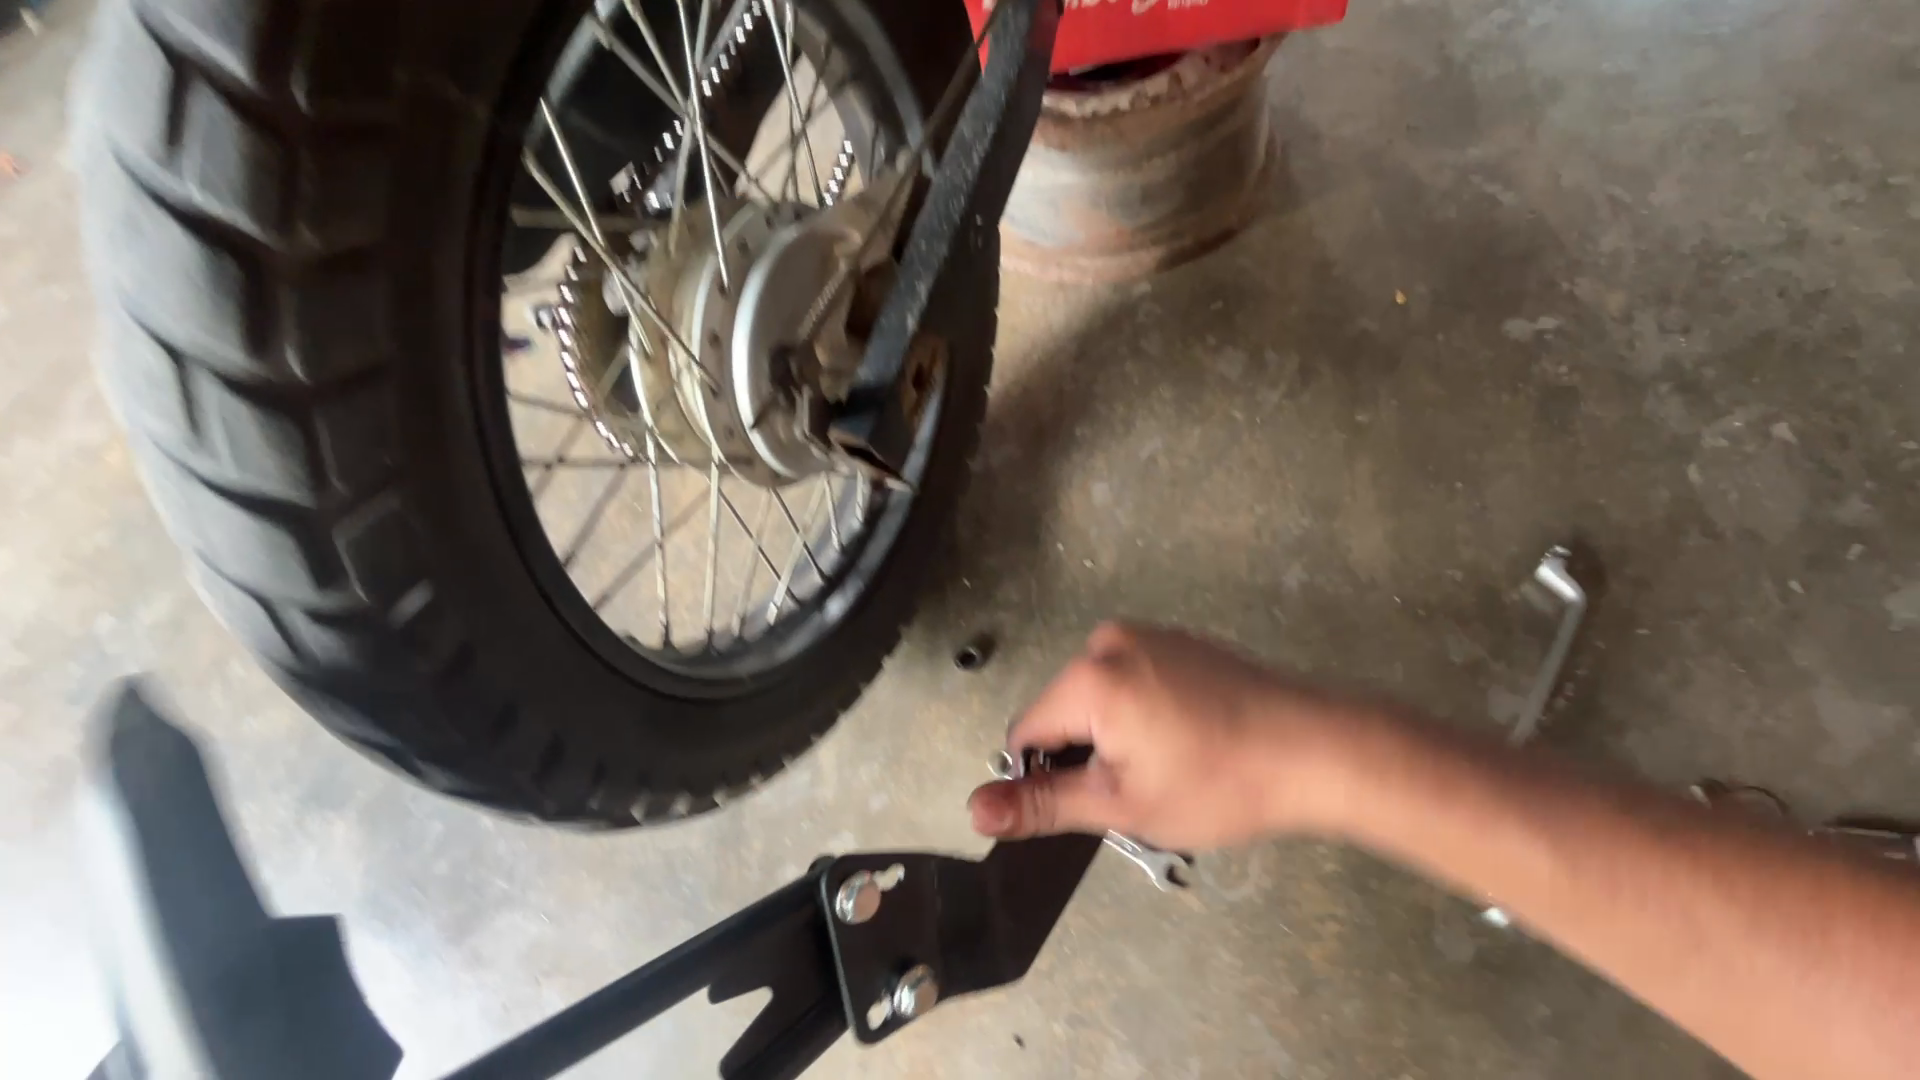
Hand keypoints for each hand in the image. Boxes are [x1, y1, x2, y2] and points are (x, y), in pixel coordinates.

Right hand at [967, 622, 1362, 849]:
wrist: (1318, 750)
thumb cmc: (1217, 783)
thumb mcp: (1122, 805)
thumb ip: (1042, 803)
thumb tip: (973, 810)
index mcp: (1089, 675)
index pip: (1026, 733)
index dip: (1049, 776)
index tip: (1099, 799)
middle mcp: (1109, 639)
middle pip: (1062, 711)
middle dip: (1086, 752)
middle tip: (1141, 786)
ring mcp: (1147, 634)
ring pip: (1097, 696)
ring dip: (1113, 733)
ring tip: (1169, 762)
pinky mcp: (1177, 639)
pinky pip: (1130, 678)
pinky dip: (1140, 711)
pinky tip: (1185, 736)